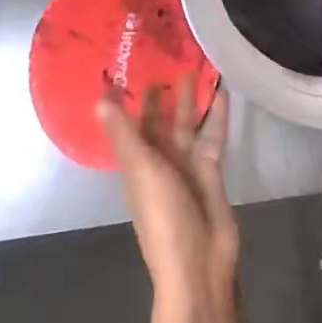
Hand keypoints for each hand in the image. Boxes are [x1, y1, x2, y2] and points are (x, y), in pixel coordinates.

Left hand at [98, 76, 238, 319]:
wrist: (199, 262)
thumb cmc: (164, 217)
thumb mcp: (142, 171)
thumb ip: (125, 134)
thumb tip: (99, 98)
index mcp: (136, 164)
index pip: (129, 124)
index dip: (127, 100)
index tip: (127, 68)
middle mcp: (159, 162)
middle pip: (159, 122)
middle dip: (161, 97)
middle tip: (166, 60)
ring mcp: (186, 167)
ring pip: (186, 125)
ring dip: (190, 101)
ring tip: (195, 69)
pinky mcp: (211, 172)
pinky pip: (212, 137)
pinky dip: (216, 117)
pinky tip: (222, 95)